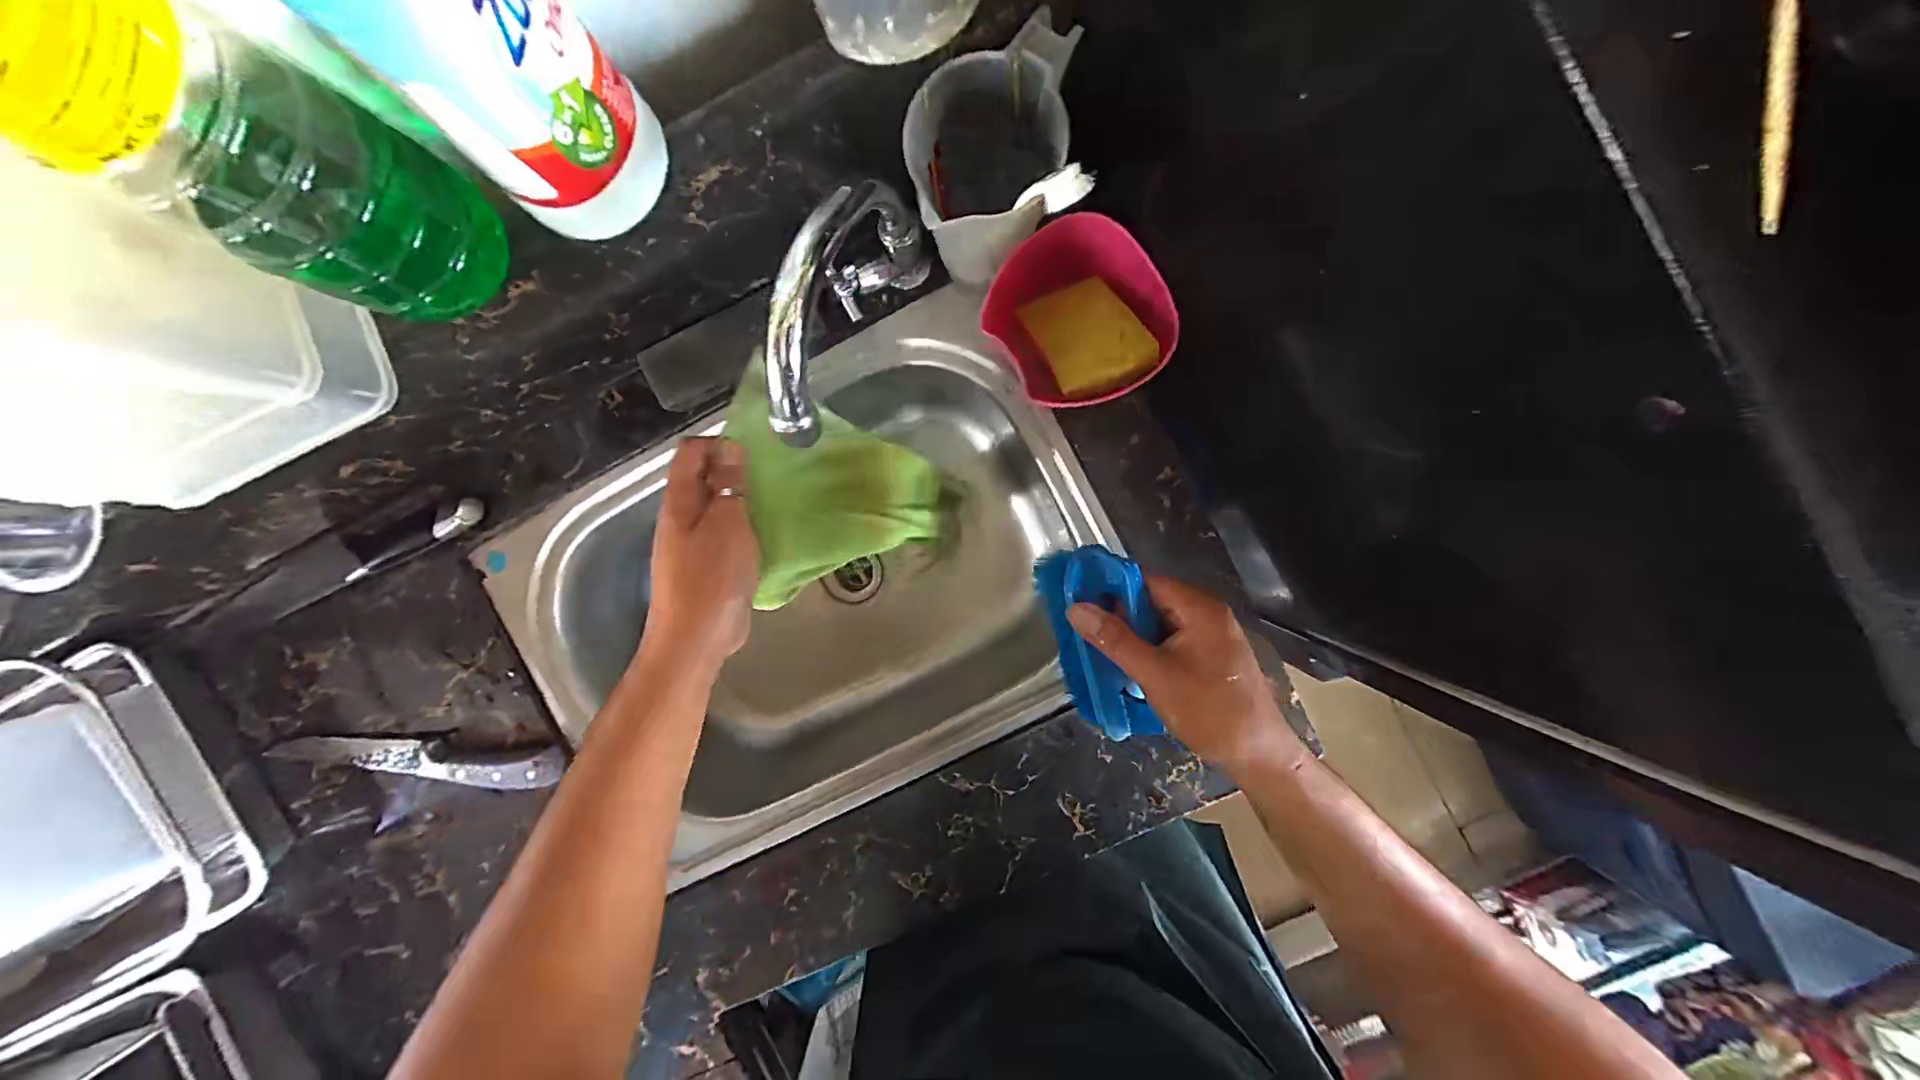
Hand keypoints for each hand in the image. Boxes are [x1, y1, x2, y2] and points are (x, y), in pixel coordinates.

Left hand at [638, 437, 758, 673]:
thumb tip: (730, 448)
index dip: (720, 443)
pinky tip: (768, 536)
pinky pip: (727, 535)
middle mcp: (681, 518)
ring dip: (743, 501)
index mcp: (679, 501)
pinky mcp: (709, 566)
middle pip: (704, 478)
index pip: (691, 452)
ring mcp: (693, 543)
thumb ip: (729, 484)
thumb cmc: (712, 577)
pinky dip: (746, 528)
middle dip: (736, 471)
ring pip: (718, 507)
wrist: (696, 637)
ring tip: (775, 503)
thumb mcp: (727, 523)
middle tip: (771, 476)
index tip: (754, 452)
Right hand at [1068, 575, 1307, 775]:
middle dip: (1116, 615)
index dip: (1108, 587)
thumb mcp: (1154, 674)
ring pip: (1158, 624)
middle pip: (1150, 601)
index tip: (1076, 599)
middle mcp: (1206, 614)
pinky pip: (1169, 642)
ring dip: (1130, 636)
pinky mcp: (1208, 657)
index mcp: (1198, 608)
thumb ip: (1114, 639)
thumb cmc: (1209, 711)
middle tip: (1082, 631)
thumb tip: (1076, 608)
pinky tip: (1126, 667)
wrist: (1259, 756)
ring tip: (1096, 649)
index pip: (1144, 580)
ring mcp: (1209, 636)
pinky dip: (1146, 651)